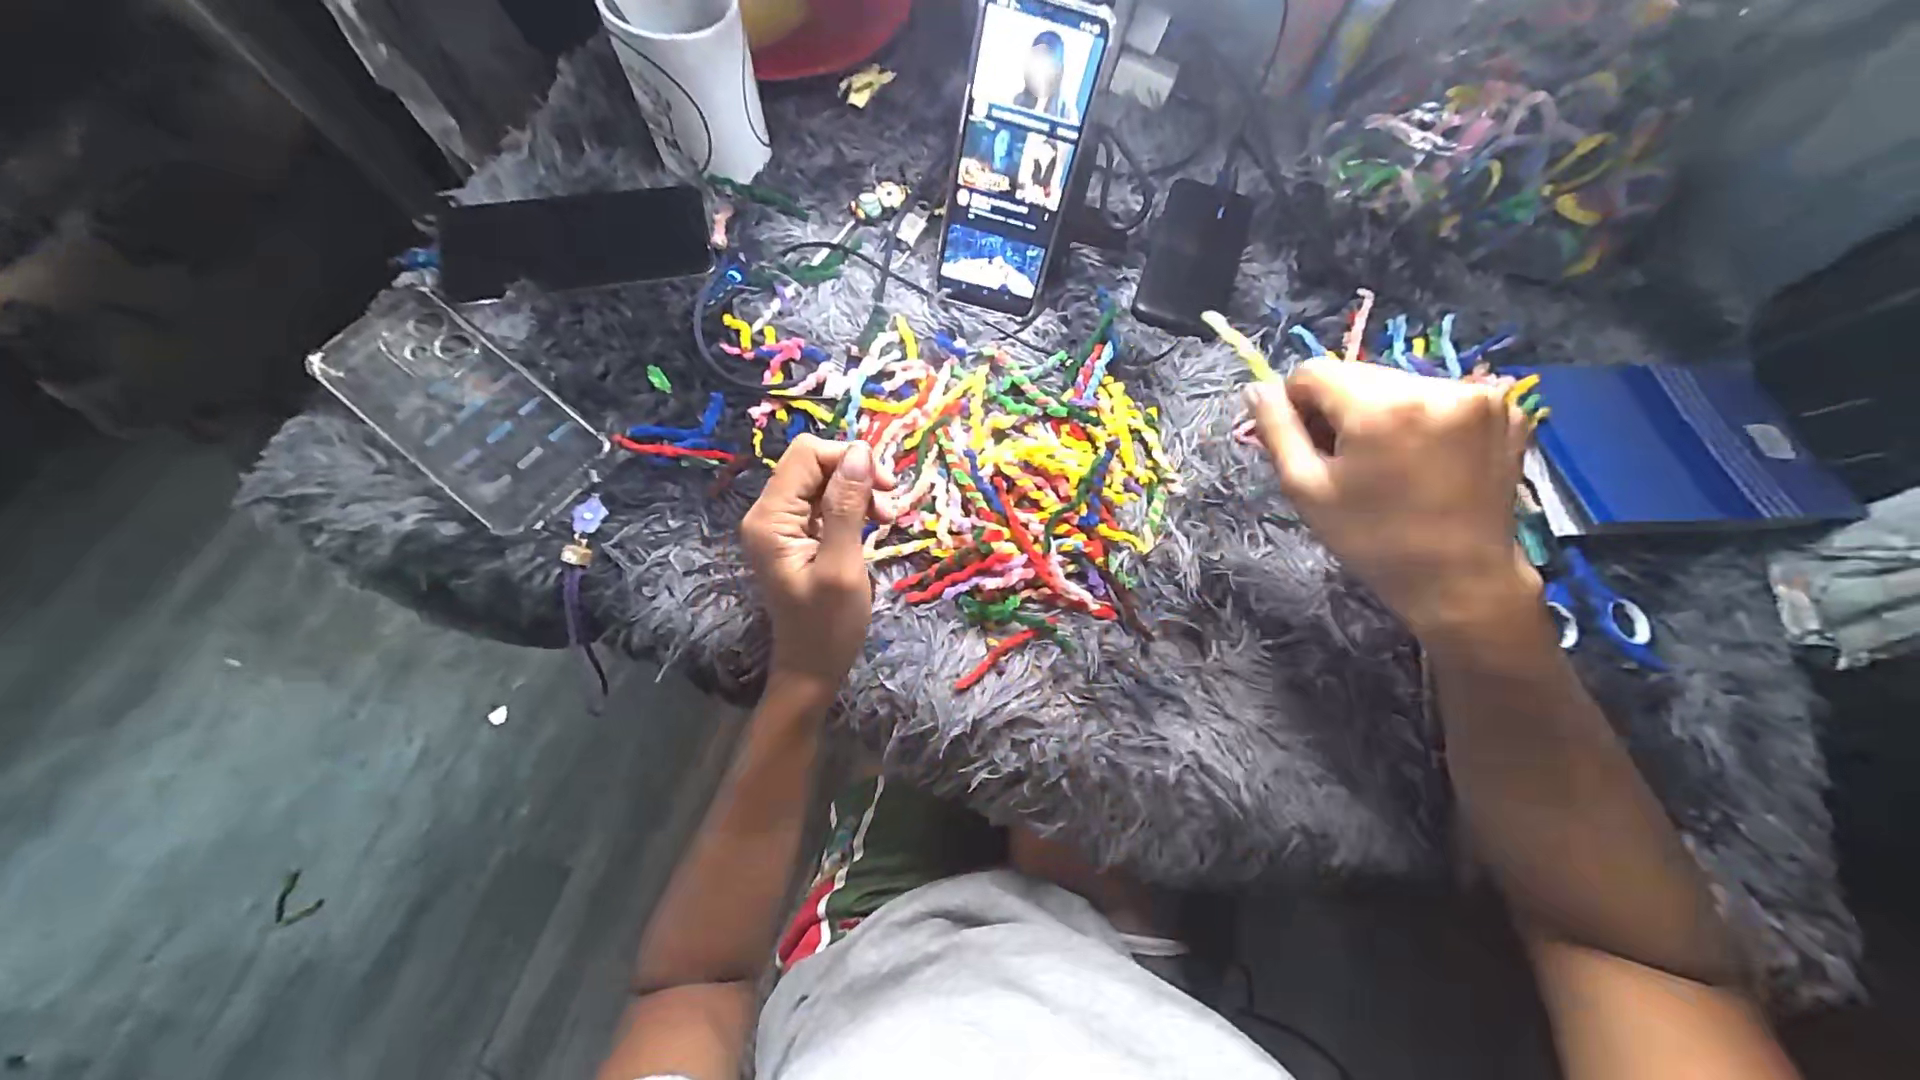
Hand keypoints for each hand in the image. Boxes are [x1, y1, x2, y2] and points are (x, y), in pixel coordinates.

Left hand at [741, 435, 897, 693]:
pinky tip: (874, 522)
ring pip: (824, 481)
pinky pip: (826, 503)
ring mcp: (782, 525)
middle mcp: (769, 514)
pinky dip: (853, 506)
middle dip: (856, 475)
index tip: (884, 484)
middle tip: (889, 504)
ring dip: (859, 491)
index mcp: (770, 519)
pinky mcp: (797, 535)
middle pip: (815, 464)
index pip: (806, 455)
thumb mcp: (841, 566)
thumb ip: (846, 507)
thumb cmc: (828, 626)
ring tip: (886, 517)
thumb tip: (859, 453)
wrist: (812, 668)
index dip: (847, 458)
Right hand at [1243, 359, 1539, 638]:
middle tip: (1344, 459)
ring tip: (1385, 462)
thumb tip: (1256, 388)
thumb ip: (1275, 430)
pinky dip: (1417, 418)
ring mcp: (1479, 394)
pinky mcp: (1505, 407)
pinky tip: (1421, 459)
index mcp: (1381, 407)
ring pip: (1394, 383)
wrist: (1460, 577)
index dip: (1296, 405)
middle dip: (1339, 409)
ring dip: (1377, 412)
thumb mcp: (1305, 488)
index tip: (1307, 444)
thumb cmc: (1371, 538)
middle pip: (1356, 374)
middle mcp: (1435, 386)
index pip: (1313, 371)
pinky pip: (1434, 395)